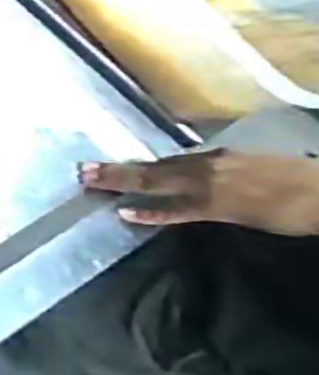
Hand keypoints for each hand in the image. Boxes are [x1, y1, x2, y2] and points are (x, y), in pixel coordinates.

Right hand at [81, 149, 318, 235]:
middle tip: (81, 169)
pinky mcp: (236, 157)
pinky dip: (166, 163)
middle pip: (152, 173)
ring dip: (133, 166)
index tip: (87, 185)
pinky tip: (160, 165)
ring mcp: (220, 162)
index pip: (152, 189)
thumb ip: (188, 211)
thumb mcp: (240, 217)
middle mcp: (204, 172)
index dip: (118, 188)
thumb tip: (133, 210)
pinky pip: (189, 159)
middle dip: (115, 173)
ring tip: (105, 166)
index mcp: (203, 190)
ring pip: (167, 164)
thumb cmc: (294, 213)